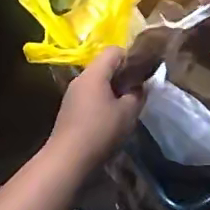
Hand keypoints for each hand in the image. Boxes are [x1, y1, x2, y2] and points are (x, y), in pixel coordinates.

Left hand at [47, 47, 145, 167]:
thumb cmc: (100, 131)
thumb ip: (138, 94)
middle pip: (104, 66)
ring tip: (125, 107)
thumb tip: (139, 86)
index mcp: (94, 74)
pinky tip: (109, 119)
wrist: (67, 159)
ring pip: (96, 82)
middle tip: (137, 91)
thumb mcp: (128, 112)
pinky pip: (89, 96)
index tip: (142, 74)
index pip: (114, 51)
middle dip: (123, 75)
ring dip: (112, 90)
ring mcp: (72, 94)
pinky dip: (101, 101)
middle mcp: (80, 79)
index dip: (131, 58)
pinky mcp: (69, 109)